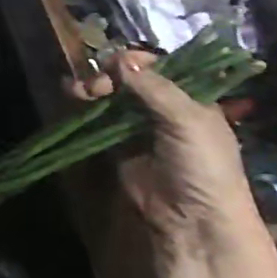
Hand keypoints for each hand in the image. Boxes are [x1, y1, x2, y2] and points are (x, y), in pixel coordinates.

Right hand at [71, 51, 257, 254]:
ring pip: (112, 97)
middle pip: (131, 80)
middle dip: (110, 75)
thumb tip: (120, 59)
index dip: (138, 62)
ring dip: (94, 87)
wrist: (192, 219)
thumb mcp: (187, 120)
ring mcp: (140, 128)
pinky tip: (73, 97)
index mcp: (192, 99)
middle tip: (97, 84)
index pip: (161, 68)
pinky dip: (85, 106)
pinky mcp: (118, 145)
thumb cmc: (202, 165)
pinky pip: (99, 118)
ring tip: (79, 90)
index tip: (119, 63)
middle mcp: (165, 110)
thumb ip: (154, 88)